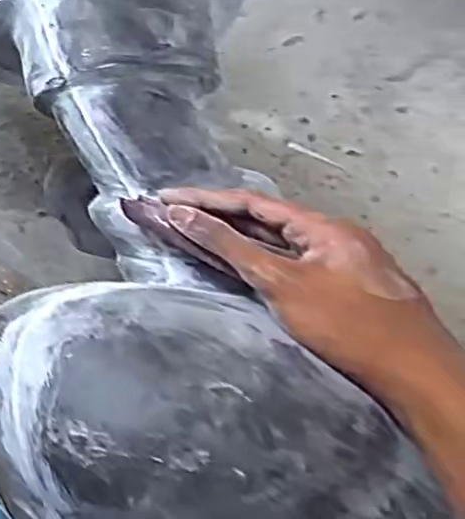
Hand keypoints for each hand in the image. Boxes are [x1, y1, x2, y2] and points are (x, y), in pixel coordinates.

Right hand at [159, 188, 464, 396]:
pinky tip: (221, 258)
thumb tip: (178, 213)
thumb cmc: (352, 327)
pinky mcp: (336, 290)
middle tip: (165, 212)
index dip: (201, 198)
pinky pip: (280, 262)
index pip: (251, 203)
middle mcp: (335, 242)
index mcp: (328, 231)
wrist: (423, 387)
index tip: (162, 198)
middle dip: (210, 216)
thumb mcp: (279, 280)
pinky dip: (246, 257)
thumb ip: (225, 242)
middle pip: (260, 221)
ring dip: (224, 237)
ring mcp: (339, 267)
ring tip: (181, 230)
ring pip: (268, 242)